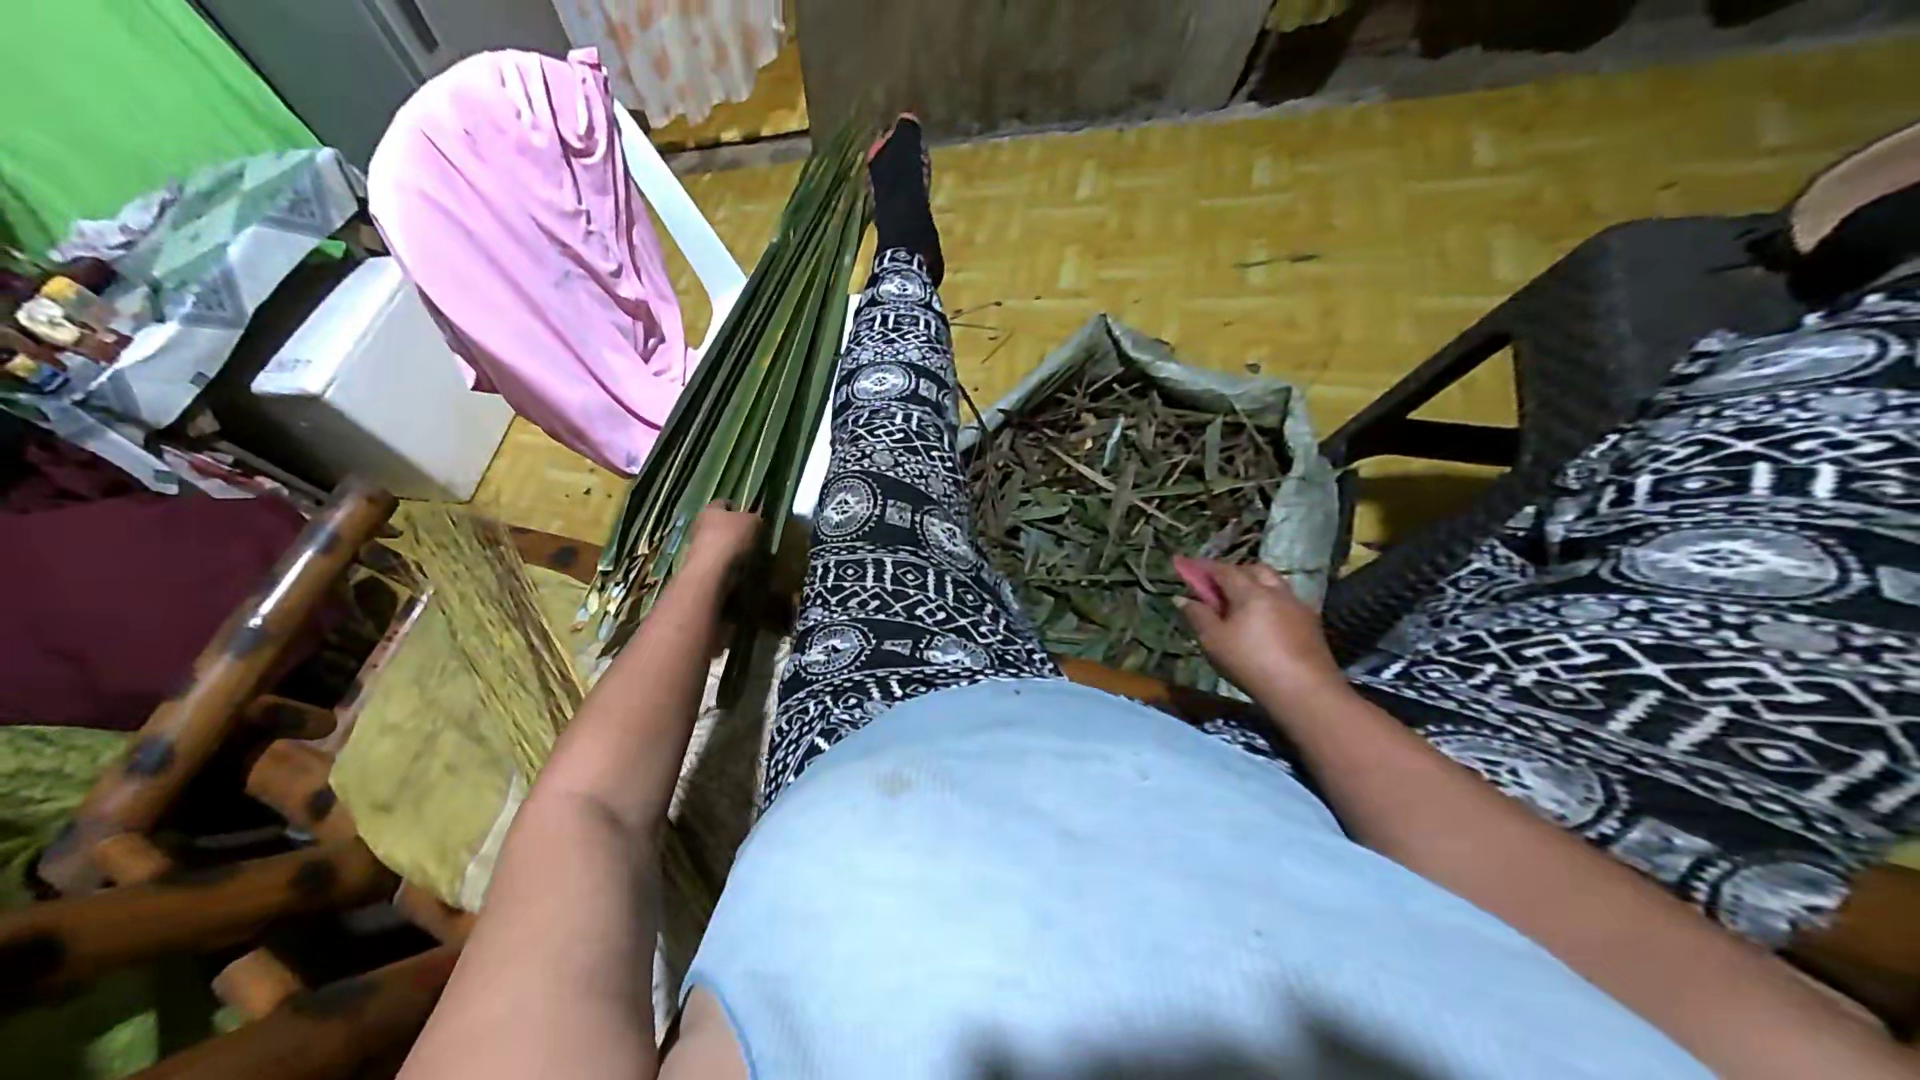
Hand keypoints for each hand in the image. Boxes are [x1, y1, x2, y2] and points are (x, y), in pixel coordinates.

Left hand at [681, 501, 761, 583]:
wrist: (712, 572)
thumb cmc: (732, 538)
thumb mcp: (753, 523)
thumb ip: (755, 519)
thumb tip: (755, 522)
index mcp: (710, 510)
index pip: (723, 503)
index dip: (736, 508)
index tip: (749, 516)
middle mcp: (699, 526)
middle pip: (718, 524)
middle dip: (733, 530)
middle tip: (751, 537)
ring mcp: (697, 547)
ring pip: (717, 543)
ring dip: (730, 548)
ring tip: (748, 556)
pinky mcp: (699, 566)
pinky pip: (717, 561)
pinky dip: (728, 564)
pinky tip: (740, 568)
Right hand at [1173, 556, 1343, 700]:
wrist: (1306, 691)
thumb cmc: (1251, 663)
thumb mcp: (1214, 641)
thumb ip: (1198, 616)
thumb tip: (1182, 598)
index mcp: (1250, 592)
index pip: (1224, 570)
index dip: (1204, 567)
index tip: (1187, 565)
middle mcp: (1277, 592)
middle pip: (1254, 570)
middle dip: (1234, 571)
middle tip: (1217, 585)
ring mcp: (1298, 607)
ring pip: (1275, 584)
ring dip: (1256, 585)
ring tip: (1241, 603)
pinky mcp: (1311, 625)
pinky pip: (1286, 602)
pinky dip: (1270, 603)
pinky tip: (1264, 622)